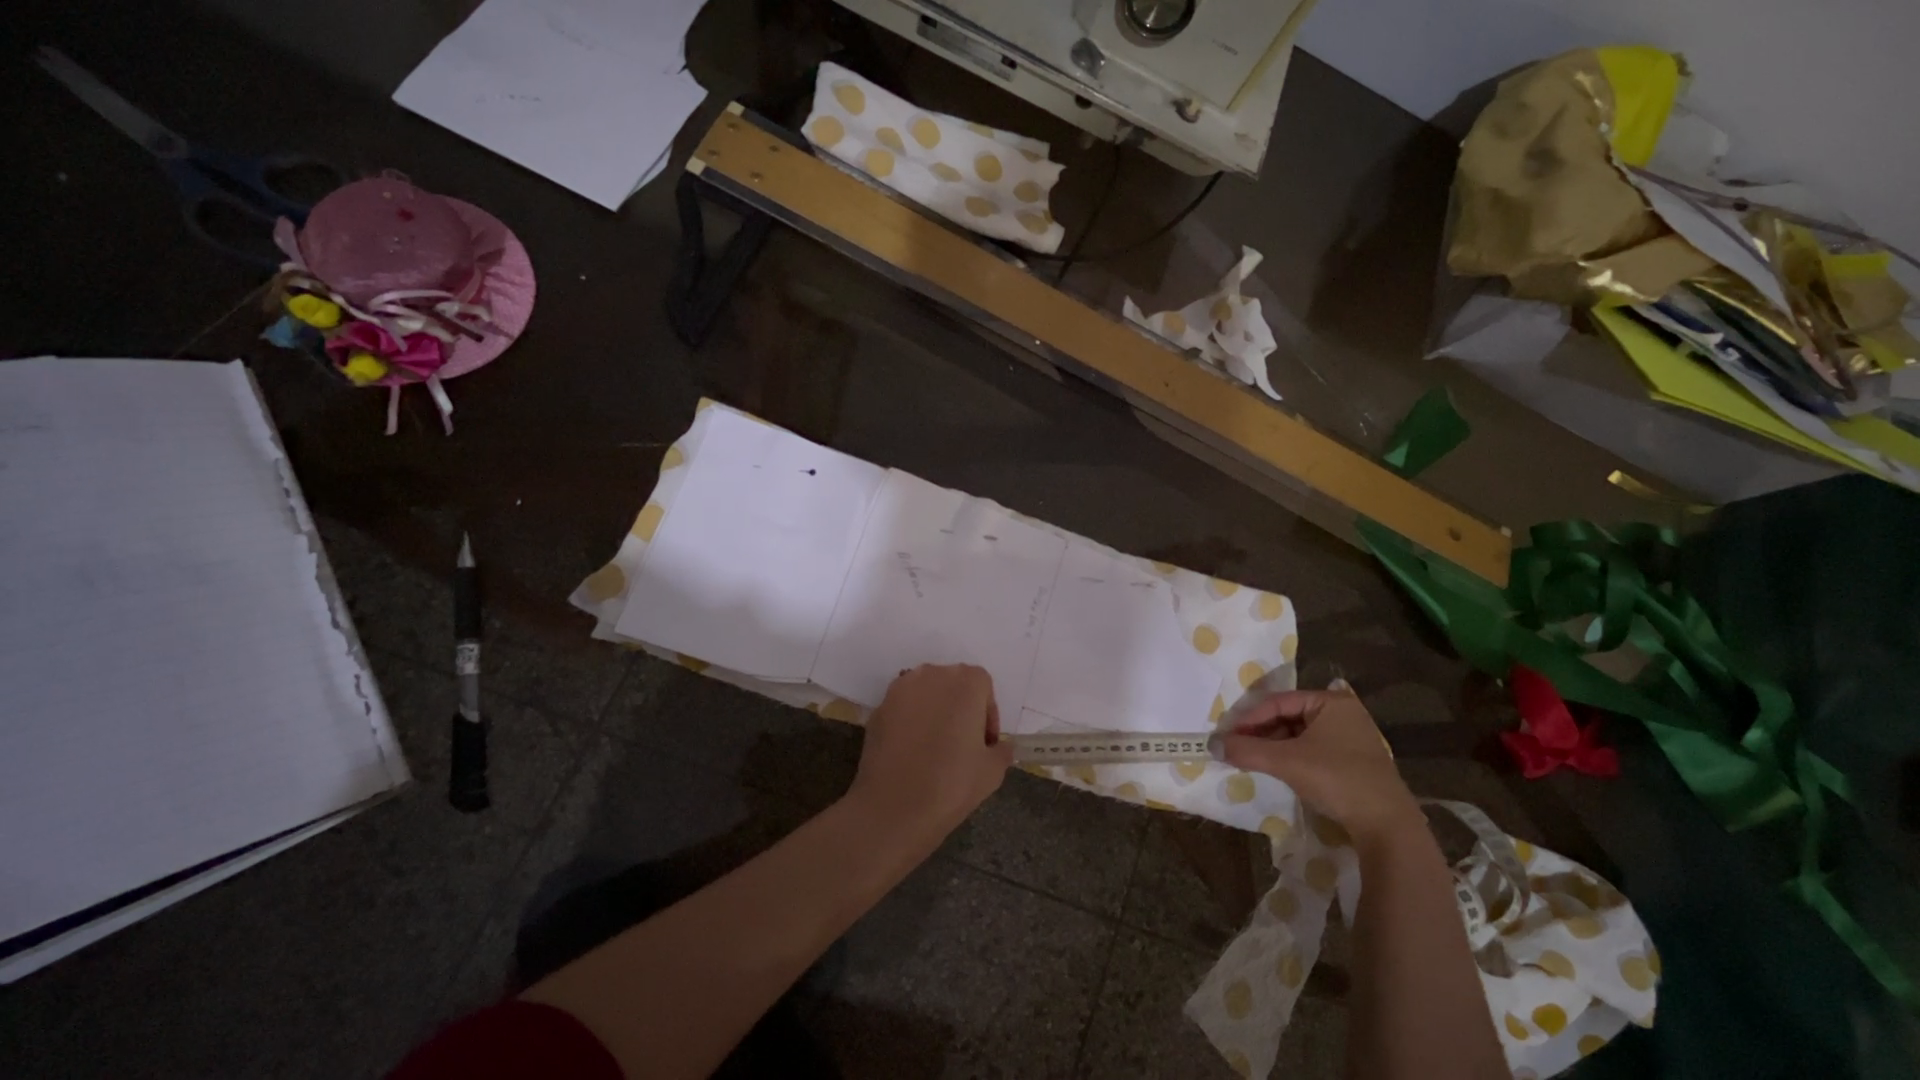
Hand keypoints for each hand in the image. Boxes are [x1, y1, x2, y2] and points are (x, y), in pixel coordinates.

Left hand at [845, 664, 1012, 838]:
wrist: (894, 807)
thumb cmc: (952, 784)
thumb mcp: (992, 771)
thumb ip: (1001, 750)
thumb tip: (998, 747)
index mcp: (965, 683)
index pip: (983, 687)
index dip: (987, 715)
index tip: (985, 744)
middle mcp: (931, 675)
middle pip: (952, 685)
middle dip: (960, 709)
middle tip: (963, 743)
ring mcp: (899, 690)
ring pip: (925, 694)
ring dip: (934, 712)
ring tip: (935, 747)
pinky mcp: (878, 709)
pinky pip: (902, 710)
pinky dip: (910, 723)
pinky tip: (911, 753)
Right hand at [1218, 686, 1422, 844]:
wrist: (1385, 823)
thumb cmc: (1336, 779)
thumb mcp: (1286, 762)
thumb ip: (1247, 750)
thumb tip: (1212, 744)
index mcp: (1330, 701)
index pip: (1277, 702)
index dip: (1248, 718)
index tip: (1225, 736)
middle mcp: (1342, 713)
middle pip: (1288, 716)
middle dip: (1259, 732)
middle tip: (1235, 748)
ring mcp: (1349, 737)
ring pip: (1299, 734)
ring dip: (1273, 746)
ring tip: (1250, 759)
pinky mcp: (1352, 760)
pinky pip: (1311, 749)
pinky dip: (1290, 756)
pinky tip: (1275, 769)